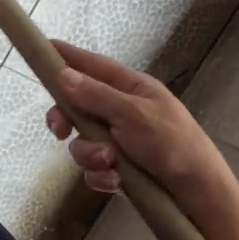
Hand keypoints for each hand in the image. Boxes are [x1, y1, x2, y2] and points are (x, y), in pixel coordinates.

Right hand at [43, 40, 235, 211]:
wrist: (195, 192)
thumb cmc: (173, 143)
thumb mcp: (133, 114)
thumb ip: (96, 96)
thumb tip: (63, 75)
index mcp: (130, 89)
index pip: (92, 66)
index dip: (67, 57)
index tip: (43, 47)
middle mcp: (120, 112)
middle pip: (76, 108)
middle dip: (66, 121)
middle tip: (60, 131)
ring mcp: (117, 141)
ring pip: (80, 143)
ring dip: (90, 156)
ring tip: (110, 164)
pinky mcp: (115, 168)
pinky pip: (92, 169)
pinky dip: (101, 177)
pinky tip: (116, 182)